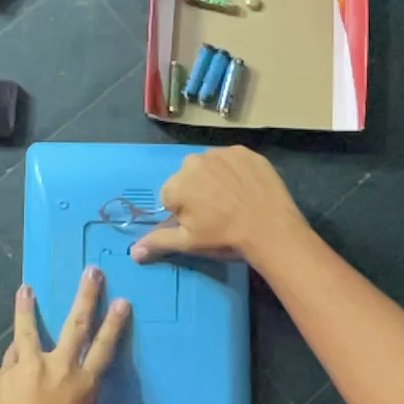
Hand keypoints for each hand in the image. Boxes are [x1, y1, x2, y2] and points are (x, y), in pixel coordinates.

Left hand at [0, 268, 128, 403]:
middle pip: (76, 324)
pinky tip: (14, 346)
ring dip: (27, 307)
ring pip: (30, 329)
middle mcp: (61, 368)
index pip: (105, 346)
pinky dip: (16, 350)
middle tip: (91, 271)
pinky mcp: (7, 373)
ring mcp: (31, 367)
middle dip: (86, 296)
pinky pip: (14, 355)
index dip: (114, 323)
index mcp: (85, 385)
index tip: (122, 301)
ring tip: (26, 289)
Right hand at [131, 146, 310, 262]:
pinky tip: (247, 188)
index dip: (185, 212)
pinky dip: (236, 171)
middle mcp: (193, 162)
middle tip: (218, 213)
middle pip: (189, 178)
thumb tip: (133, 252)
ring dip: (216, 179)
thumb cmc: (224, 237)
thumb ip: (158, 241)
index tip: (202, 223)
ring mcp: (220, 153)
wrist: (270, 228)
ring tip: (234, 200)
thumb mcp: (188, 243)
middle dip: (198, 192)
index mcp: (176, 184)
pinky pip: (232, 160)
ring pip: (210, 167)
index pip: (171, 197)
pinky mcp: (244, 151)